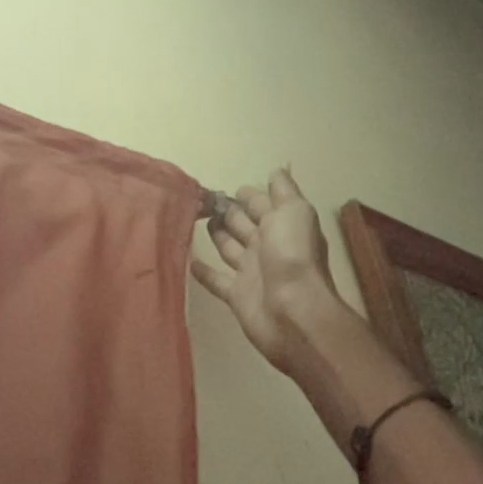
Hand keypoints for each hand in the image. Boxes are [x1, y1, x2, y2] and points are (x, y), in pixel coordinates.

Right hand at [191, 168, 352, 376]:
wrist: (293, 311)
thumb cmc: (292, 255)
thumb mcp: (294, 211)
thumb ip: (284, 191)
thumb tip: (276, 171)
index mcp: (282, 225)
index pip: (262, 204)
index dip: (248, 195)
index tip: (227, 188)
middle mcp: (267, 246)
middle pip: (244, 224)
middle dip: (228, 212)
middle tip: (203, 201)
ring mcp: (252, 272)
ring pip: (230, 248)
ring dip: (217, 235)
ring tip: (196, 221)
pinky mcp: (237, 295)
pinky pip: (217, 280)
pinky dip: (204, 272)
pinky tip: (188, 261)